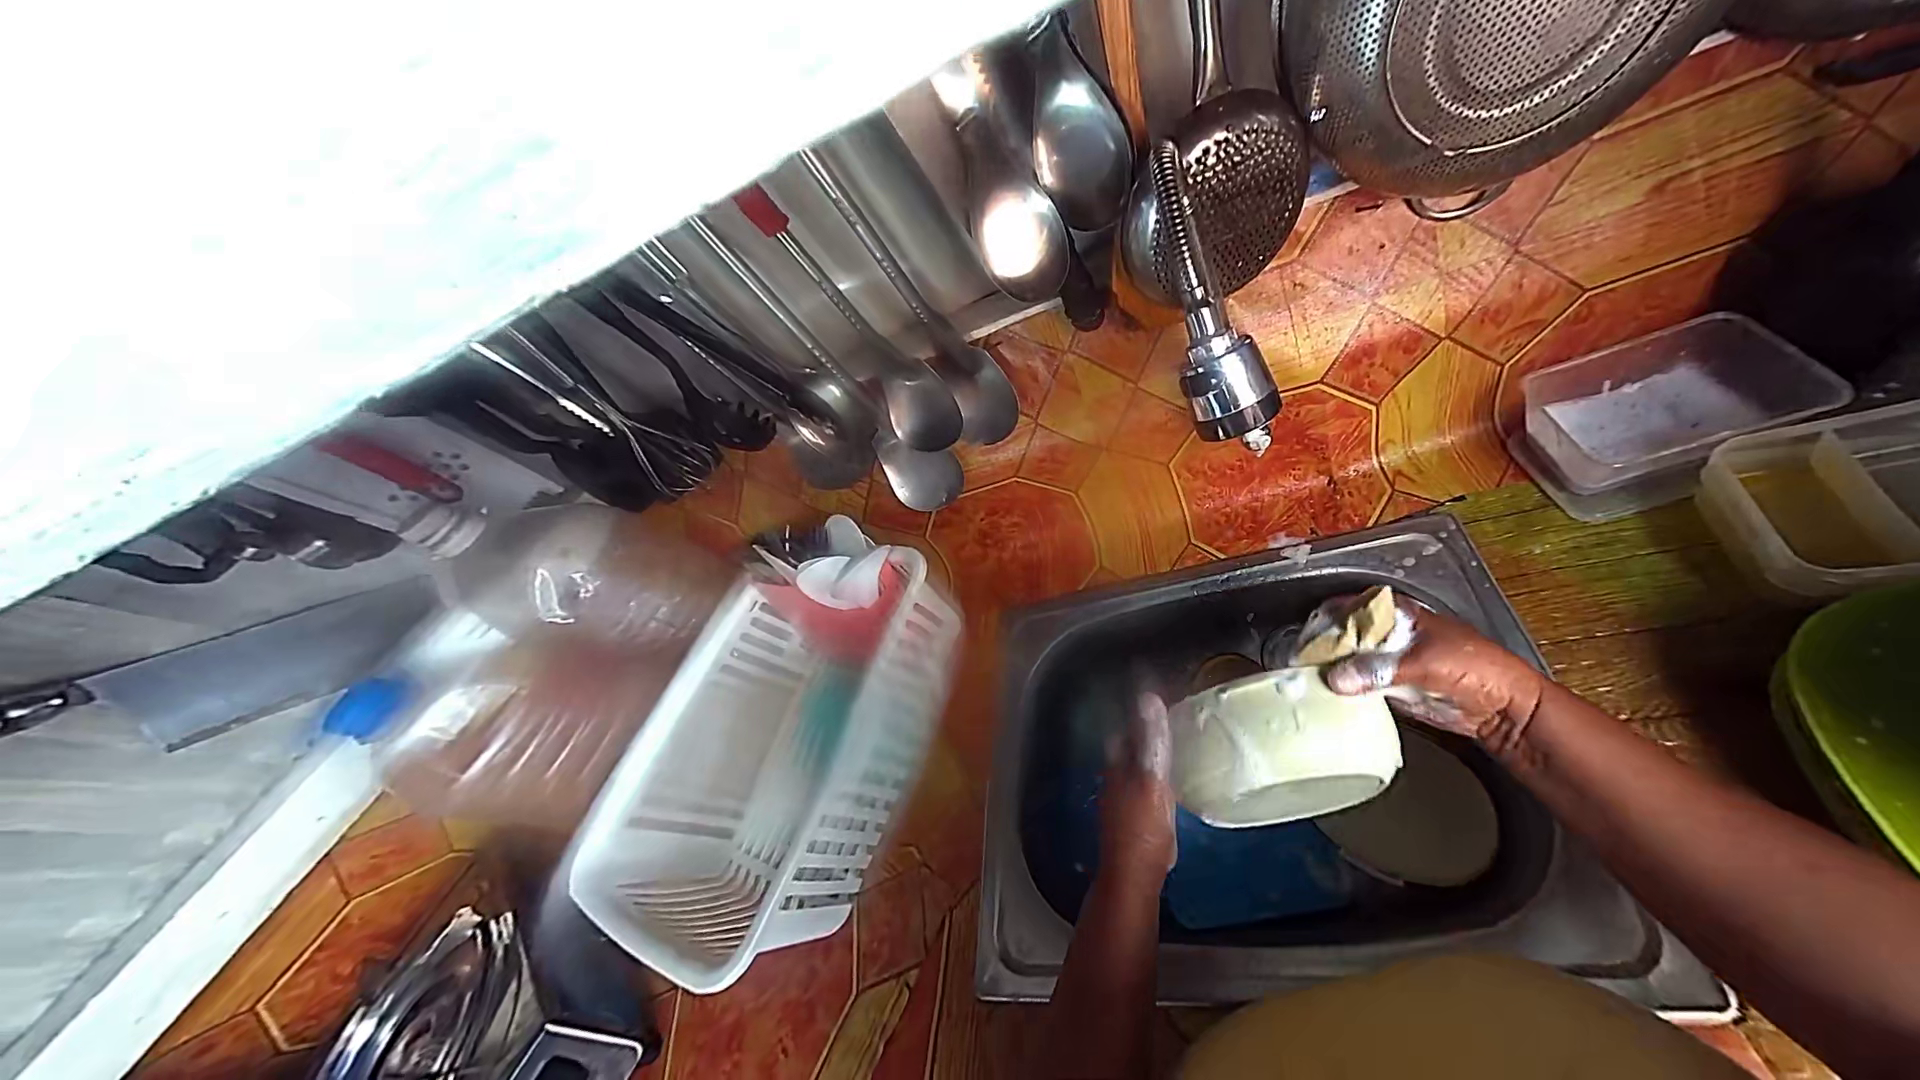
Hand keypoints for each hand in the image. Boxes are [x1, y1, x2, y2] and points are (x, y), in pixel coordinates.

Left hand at [1099, 691, 1176, 880]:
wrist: (1134, 874)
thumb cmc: (1144, 826)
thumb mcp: (1152, 778)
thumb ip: (1151, 740)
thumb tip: (1148, 698)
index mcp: (1118, 764)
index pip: (1126, 728)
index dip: (1140, 713)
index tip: (1158, 699)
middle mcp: (1114, 777)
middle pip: (1126, 745)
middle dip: (1142, 732)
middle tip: (1169, 723)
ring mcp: (1119, 797)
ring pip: (1132, 765)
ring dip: (1148, 754)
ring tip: (1173, 749)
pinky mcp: (1131, 815)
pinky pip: (1141, 784)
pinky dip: (1153, 775)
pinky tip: (1169, 783)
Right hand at [1302, 593, 1548, 755]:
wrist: (1505, 711)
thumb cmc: (1476, 670)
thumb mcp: (1427, 663)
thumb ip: (1379, 669)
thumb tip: (1335, 678)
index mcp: (1391, 611)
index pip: (1342, 608)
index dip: (1319, 621)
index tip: (1301, 641)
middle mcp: (1380, 631)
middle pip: (1334, 634)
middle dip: (1315, 648)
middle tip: (1295, 664)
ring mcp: (1380, 659)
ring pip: (1339, 660)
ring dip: (1322, 670)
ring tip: (1300, 681)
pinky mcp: (1381, 685)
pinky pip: (1350, 684)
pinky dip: (1335, 689)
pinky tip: (1319, 695)